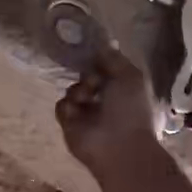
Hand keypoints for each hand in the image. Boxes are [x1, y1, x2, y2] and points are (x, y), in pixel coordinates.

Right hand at [56, 50, 158, 174]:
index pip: (105, 67)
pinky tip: (77, 114)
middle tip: (93, 81)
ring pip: (72, 89)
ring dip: (79, 91)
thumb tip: (103, 44)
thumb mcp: (130, 76)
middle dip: (88, 74)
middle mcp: (104, 98)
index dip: (98, 59)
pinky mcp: (69, 124)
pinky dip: (68, 107)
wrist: (118, 146)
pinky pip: (62, 105)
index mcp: (122, 87)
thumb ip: (114, 59)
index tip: (90, 50)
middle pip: (86, 76)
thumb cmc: (130, 110)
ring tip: (87, 100)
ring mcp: (85, 112)